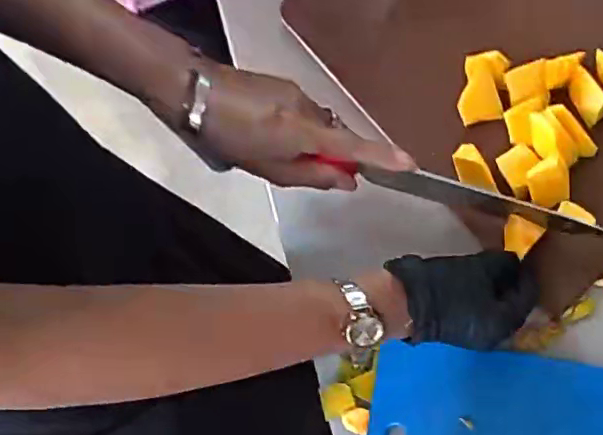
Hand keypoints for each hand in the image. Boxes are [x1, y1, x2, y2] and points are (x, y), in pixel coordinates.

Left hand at [173, 63, 413, 188]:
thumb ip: (316, 177)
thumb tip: (349, 180)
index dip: (384, 158)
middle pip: (338, 138)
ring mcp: (296, 94)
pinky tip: (271, 137)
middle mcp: (308, 108)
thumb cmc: (231, 136)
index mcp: (307, 132)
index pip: (356, 147)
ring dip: (312, 145)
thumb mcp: (274, 171)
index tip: (409, 164)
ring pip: (320, 128)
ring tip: (277, 154)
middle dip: (332, 157)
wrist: (193, 90)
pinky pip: (305, 116)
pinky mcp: (284, 86)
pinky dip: (300, 132)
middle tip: (304, 172)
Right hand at [383, 252, 537, 349]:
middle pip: (516, 310)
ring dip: (503, 296)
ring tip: (499, 274)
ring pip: (501, 314)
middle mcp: (496, 337)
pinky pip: (488, 317)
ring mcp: (480, 339)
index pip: (527, 299)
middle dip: (516, 288)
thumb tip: (514, 263)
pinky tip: (485, 287)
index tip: (524, 259)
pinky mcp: (466, 334)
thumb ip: (504, 264)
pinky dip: (491, 303)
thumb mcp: (480, 268)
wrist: (408, 303)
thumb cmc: (447, 284)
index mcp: (503, 324)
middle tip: (513, 266)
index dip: (528, 277)